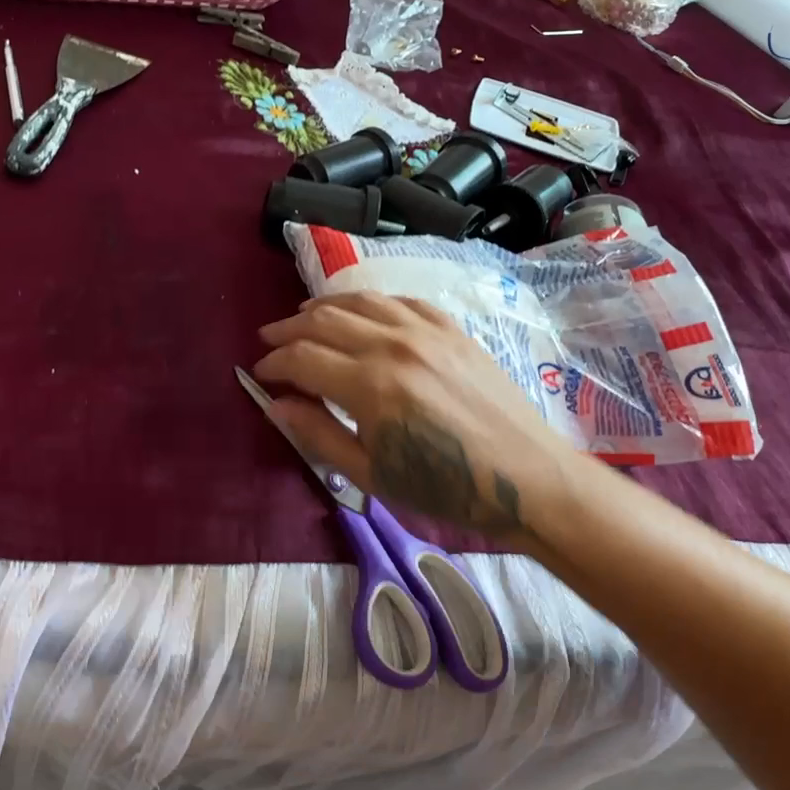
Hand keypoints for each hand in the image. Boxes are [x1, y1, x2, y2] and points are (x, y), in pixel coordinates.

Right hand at [256, 292, 581, 541]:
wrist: (530, 480)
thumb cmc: (446, 488)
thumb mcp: (370, 474)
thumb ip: (317, 434)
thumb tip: (275, 406)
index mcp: (371, 386)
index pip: (301, 358)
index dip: (273, 364)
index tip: (259, 374)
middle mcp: (394, 346)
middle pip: (323, 321)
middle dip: (287, 330)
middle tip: (268, 341)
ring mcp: (427, 332)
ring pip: (359, 301)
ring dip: (322, 307)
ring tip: (302, 318)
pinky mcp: (452, 329)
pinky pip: (399, 301)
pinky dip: (369, 303)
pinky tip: (358, 314)